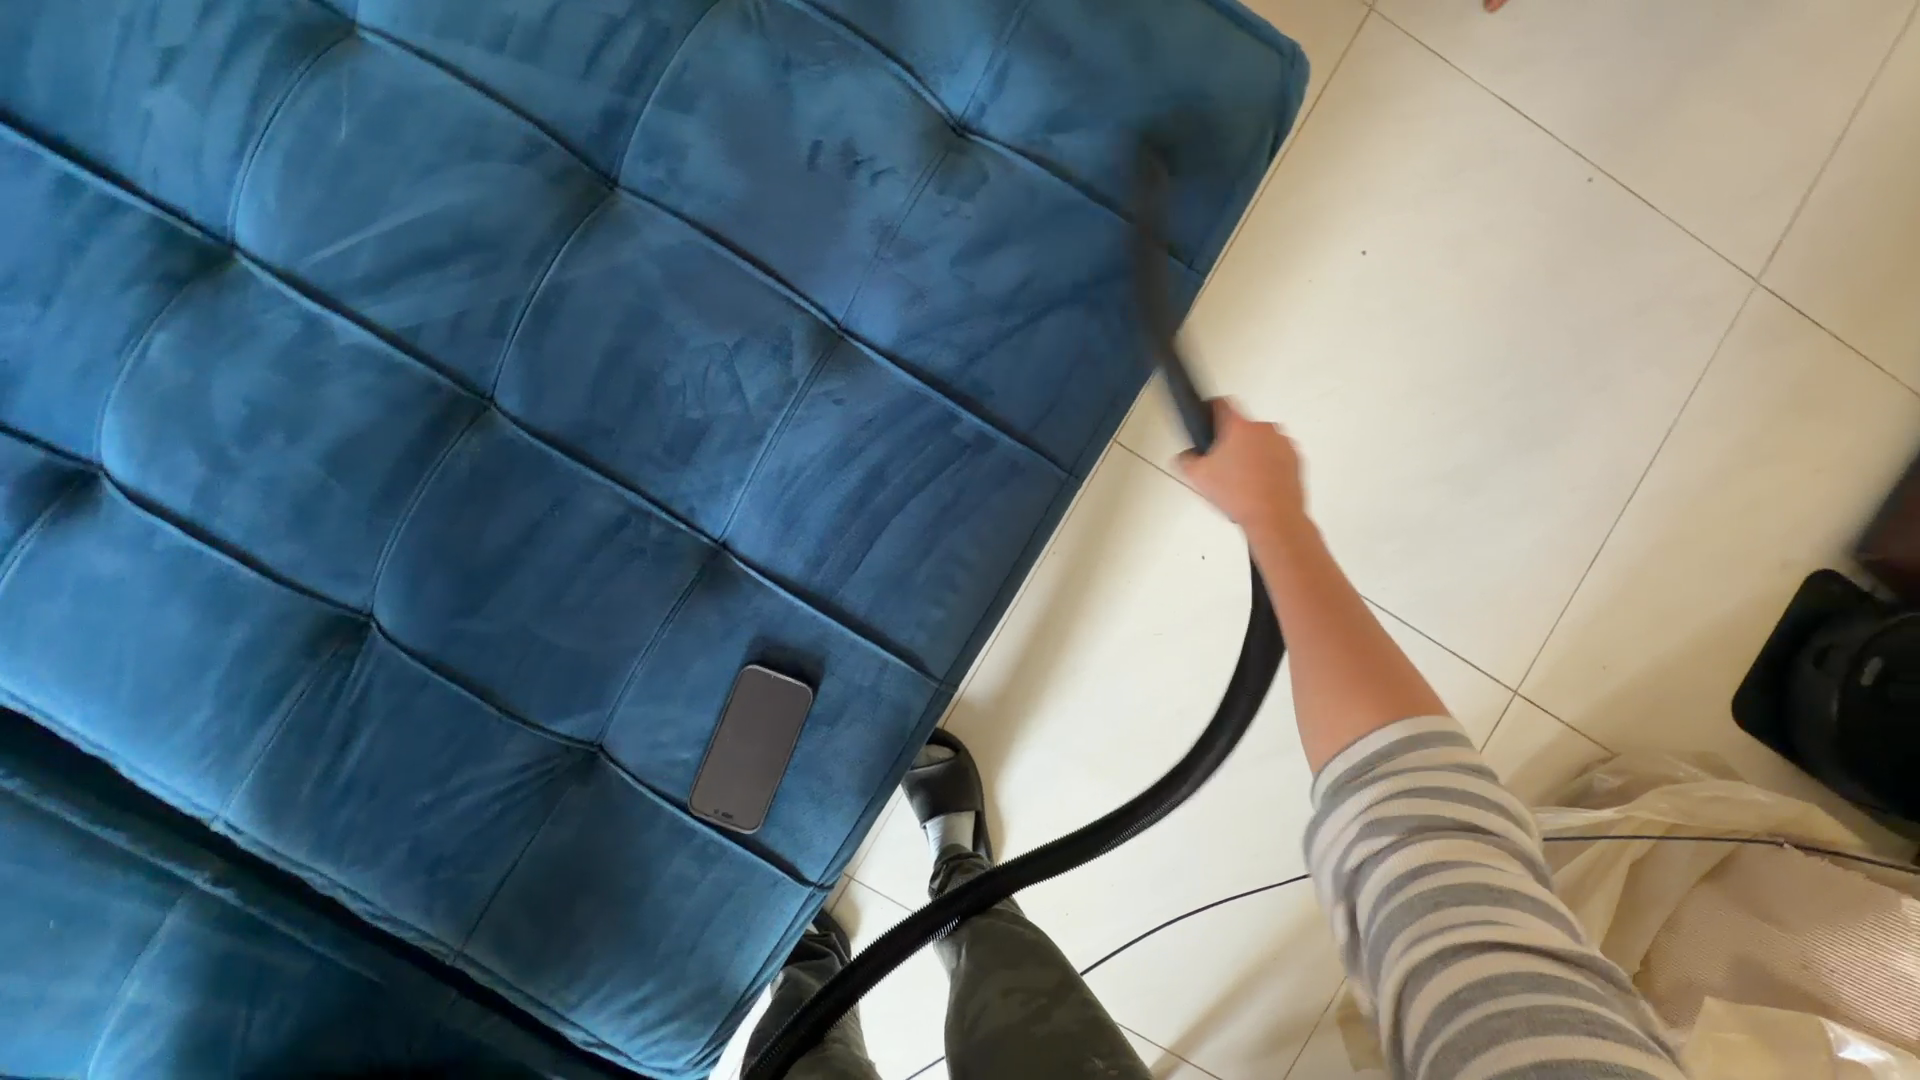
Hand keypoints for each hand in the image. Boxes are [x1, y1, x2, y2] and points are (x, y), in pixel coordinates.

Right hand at [1178, 399, 1307, 539]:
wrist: (1274, 517)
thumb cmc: (1241, 496)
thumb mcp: (1198, 478)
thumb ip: (1186, 459)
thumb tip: (1186, 456)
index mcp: (1238, 426)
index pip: (1221, 403)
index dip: (1210, 408)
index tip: (1207, 414)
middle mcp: (1263, 428)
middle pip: (1241, 425)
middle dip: (1231, 440)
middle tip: (1222, 463)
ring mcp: (1283, 442)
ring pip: (1260, 441)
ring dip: (1251, 453)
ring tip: (1241, 479)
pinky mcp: (1296, 458)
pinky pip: (1276, 454)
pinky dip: (1268, 464)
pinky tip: (1257, 484)